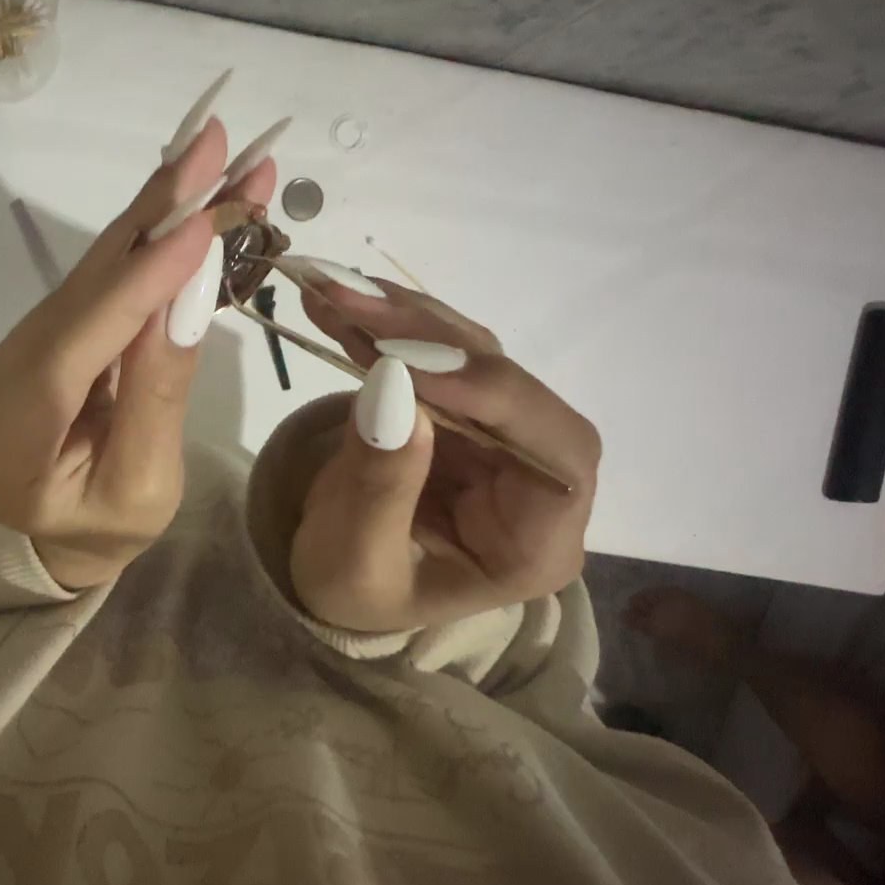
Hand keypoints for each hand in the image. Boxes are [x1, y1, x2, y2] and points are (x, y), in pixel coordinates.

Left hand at [0, 115, 278, 588]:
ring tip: (216, 163)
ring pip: (81, 282)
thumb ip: (157, 398)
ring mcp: (1, 357)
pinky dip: (135, 253)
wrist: (47, 543)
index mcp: (6, 443)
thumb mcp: (143, 486)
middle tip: (215, 144)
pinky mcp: (27, 343)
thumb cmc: (101, 532)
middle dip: (149, 219)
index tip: (199, 223)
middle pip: (73, 295)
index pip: (72, 350)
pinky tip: (180, 209)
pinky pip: (84, 292)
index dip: (136, 284)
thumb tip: (190, 300)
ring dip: (151, 222)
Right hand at [283, 269, 599, 630]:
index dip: (494, 396)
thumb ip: (380, 486)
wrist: (327, 584)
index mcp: (537, 543)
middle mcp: (533, 482)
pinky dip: (384, 326)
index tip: (404, 362)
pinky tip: (341, 301)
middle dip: (427, 341)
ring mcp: (496, 442)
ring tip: (331, 290)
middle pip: (509, 390)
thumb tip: (392, 388)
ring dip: (400, 319)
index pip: (556, 453)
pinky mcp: (455, 414)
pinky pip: (430, 357)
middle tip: (348, 301)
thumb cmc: (349, 593)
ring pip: (469, 358)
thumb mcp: (354, 562)